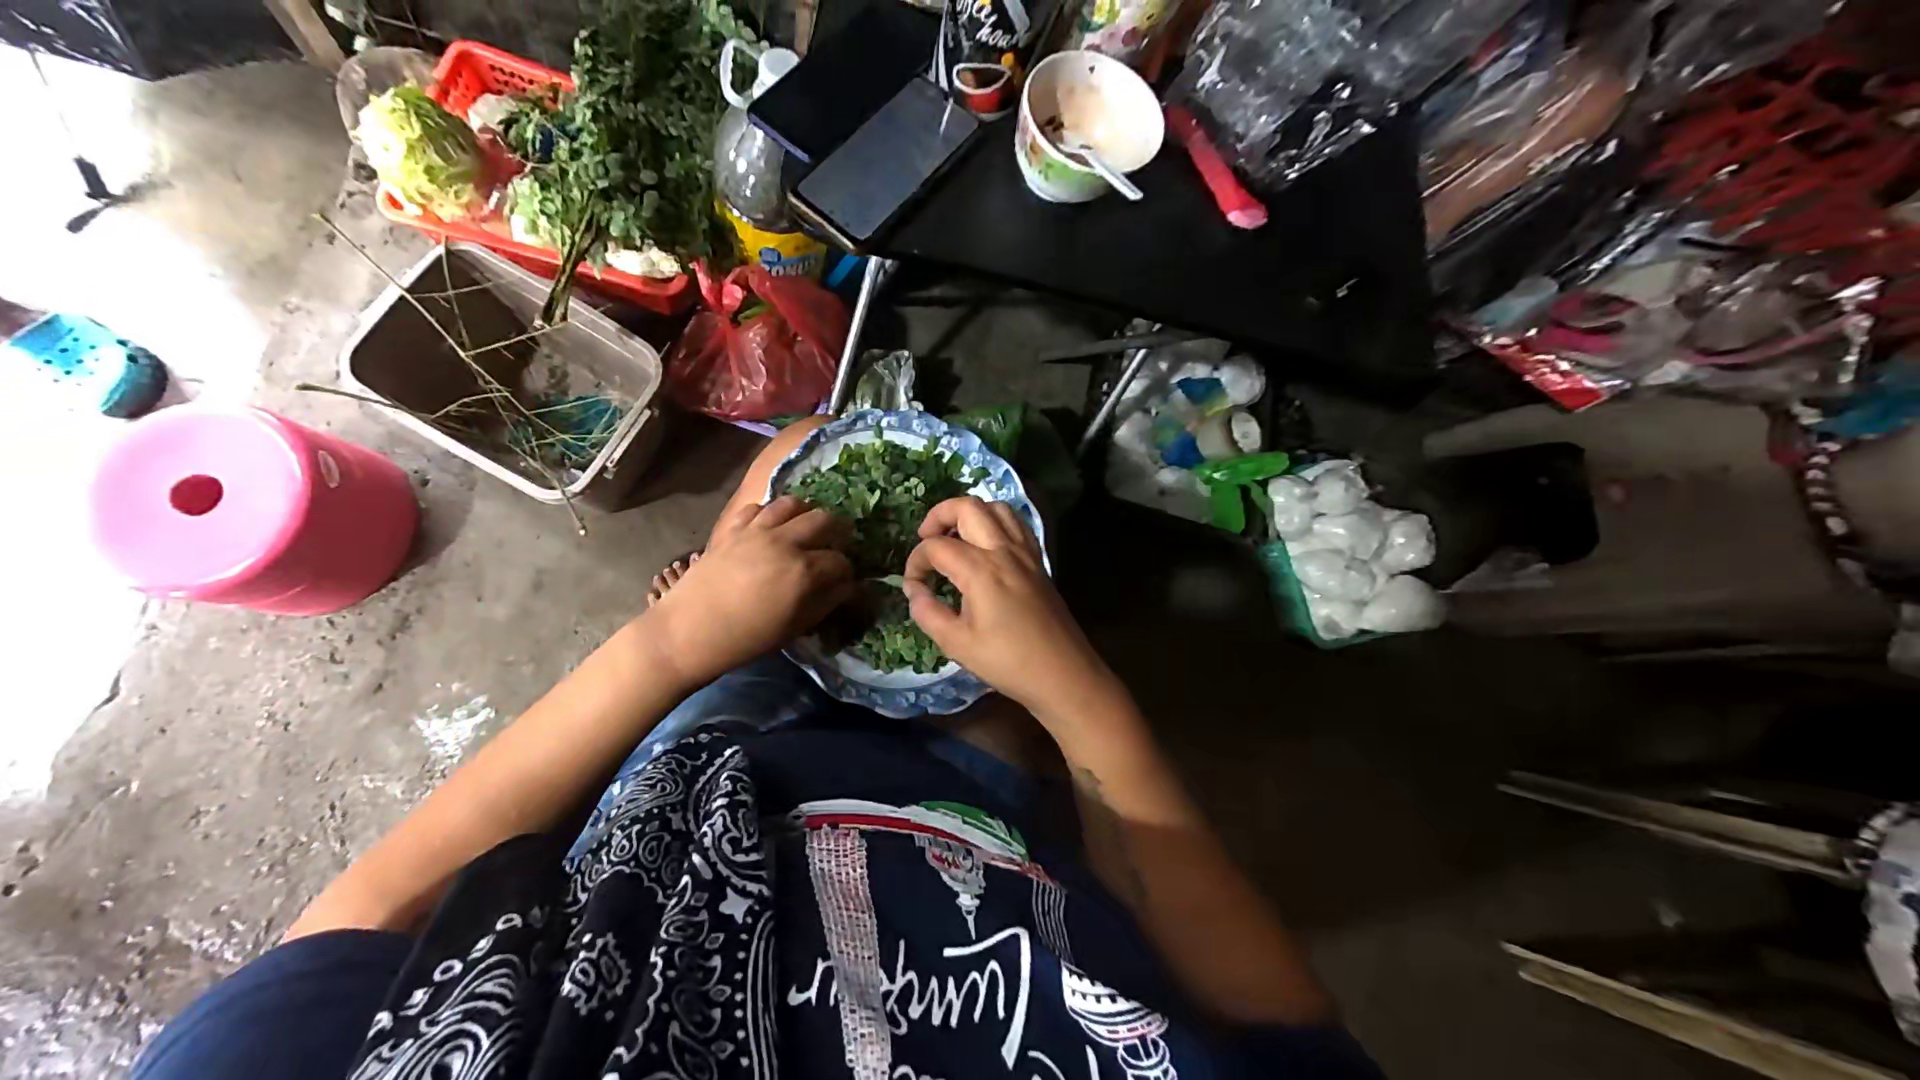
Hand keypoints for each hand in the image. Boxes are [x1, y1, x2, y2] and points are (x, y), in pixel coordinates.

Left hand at [643, 496, 853, 688]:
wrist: (688, 632)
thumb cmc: (746, 639)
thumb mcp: (794, 627)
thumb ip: (826, 603)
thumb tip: (846, 587)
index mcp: (804, 571)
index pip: (841, 561)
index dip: (847, 572)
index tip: (843, 582)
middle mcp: (784, 542)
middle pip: (824, 520)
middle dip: (835, 533)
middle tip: (832, 547)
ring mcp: (756, 531)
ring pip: (792, 504)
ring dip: (804, 515)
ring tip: (803, 529)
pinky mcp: (732, 529)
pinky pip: (757, 507)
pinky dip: (768, 514)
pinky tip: (769, 529)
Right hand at [902, 497, 1121, 722]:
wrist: (1063, 674)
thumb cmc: (1008, 662)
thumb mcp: (957, 644)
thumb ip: (927, 612)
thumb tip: (913, 590)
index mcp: (980, 569)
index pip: (936, 547)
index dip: (915, 562)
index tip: (912, 586)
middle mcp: (1003, 550)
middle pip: (967, 507)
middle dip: (938, 516)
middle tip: (925, 539)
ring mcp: (1025, 552)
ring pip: (995, 507)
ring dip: (969, 513)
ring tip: (955, 537)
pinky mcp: (1038, 561)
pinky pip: (1016, 523)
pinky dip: (995, 521)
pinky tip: (985, 544)